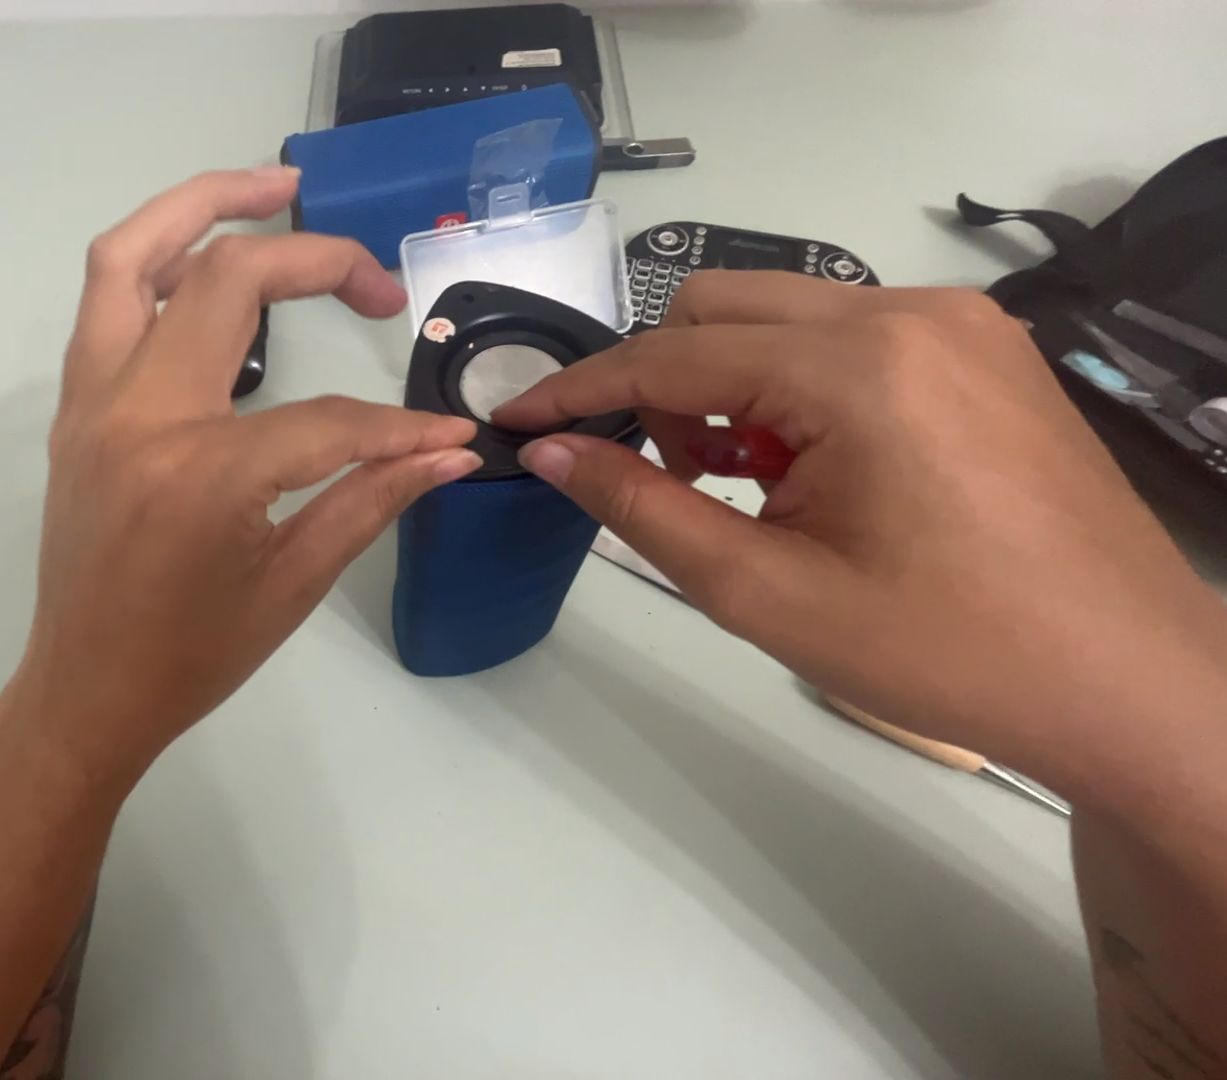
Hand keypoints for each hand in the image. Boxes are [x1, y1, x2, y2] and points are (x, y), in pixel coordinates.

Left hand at [0, 167, 479, 788]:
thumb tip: (449, 451)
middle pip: (226, 282)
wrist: (86, 690)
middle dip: (312, 258)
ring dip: (202, 206)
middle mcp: (137, 416)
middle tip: (369, 272)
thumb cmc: (191, 656)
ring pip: (129, 258)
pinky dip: (157, 265)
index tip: (447, 434)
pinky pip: (107, 306)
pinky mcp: (74, 411)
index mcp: (202, 474)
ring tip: (274, 190)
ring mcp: (91, 405)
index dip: (399, 426)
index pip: (328, 421)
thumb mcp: (293, 584)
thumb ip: (372, 499)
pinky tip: (210, 275)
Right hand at [491, 272, 1226, 814]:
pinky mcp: (973, 348)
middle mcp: (906, 314)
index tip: (516, 420)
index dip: (577, 388)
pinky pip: (831, 334)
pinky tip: (795, 462)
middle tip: (661, 468)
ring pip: (772, 314)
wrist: (1126, 685)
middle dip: (655, 380)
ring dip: (716, 382)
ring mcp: (952, 323)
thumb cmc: (936, 647)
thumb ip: (636, 505)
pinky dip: (777, 385)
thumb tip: (550, 452)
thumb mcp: (755, 587)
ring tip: (734, 475)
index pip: (668, 355)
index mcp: (855, 369)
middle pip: (715, 306)